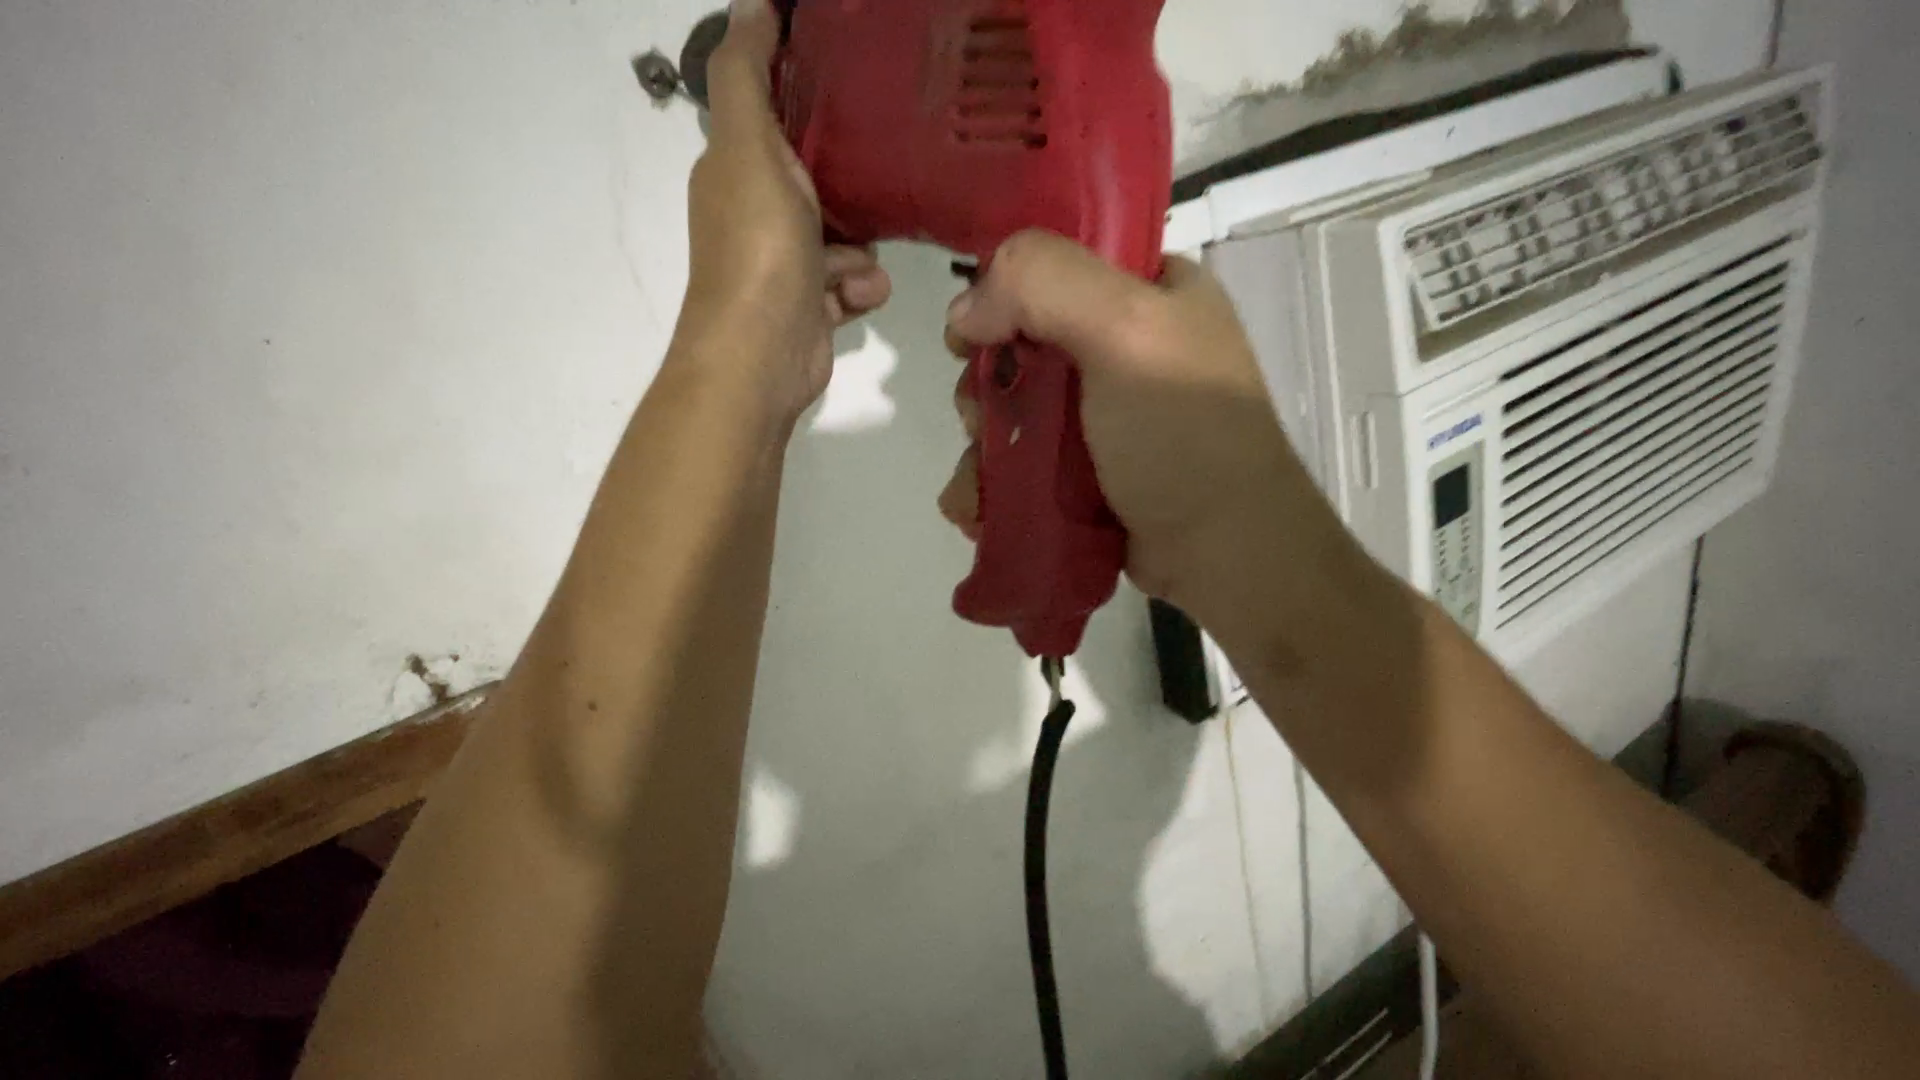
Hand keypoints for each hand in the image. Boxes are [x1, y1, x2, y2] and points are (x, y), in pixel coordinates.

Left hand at [676, 0, 890, 423]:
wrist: (761, 357)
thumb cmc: (757, 250)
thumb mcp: (749, 148)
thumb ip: (746, 76)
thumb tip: (751, 4)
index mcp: (735, 171)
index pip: (774, 118)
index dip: (808, 98)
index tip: (855, 85)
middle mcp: (755, 215)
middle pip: (816, 182)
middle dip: (851, 186)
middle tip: (882, 181)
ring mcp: (783, 267)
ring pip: (842, 239)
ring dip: (861, 251)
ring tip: (864, 265)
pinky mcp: (810, 309)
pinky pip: (849, 284)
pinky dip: (860, 289)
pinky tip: (862, 297)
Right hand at [940, 231, 1346, 629]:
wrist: (1223, 551)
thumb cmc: (1183, 433)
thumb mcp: (1126, 331)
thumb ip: (1042, 287)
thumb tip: (964, 310)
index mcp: (1149, 290)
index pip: (1055, 264)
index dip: (1003, 292)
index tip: (974, 336)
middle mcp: (1124, 346)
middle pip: (1020, 343)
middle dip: (987, 384)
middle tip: (982, 418)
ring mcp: (1102, 415)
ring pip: (1012, 409)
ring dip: (982, 445)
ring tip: (982, 484)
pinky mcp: (1084, 471)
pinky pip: (1020, 461)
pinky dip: (992, 485)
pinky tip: (981, 511)